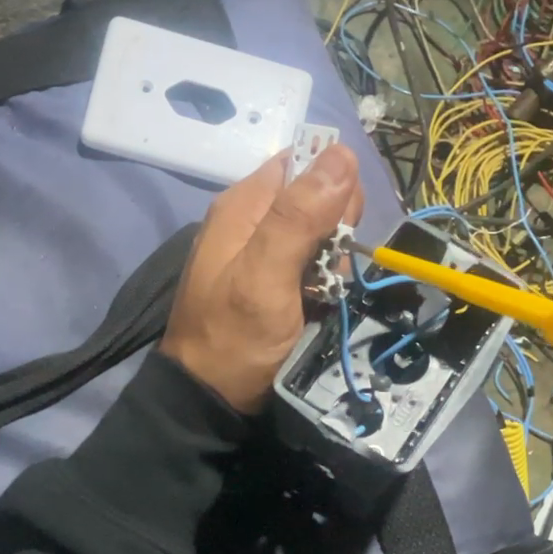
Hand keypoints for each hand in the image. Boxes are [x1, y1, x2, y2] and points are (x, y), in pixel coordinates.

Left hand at [159, 146, 362, 412]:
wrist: (211, 399)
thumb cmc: (234, 337)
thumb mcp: (264, 275)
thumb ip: (298, 217)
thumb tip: (341, 154)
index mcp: (244, 206)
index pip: (304, 163)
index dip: (332, 186)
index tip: (338, 226)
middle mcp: (254, 222)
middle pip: (319, 200)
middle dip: (336, 232)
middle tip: (324, 271)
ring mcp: (265, 256)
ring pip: (324, 237)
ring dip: (334, 265)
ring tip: (318, 296)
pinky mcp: (276, 285)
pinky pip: (316, 269)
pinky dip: (325, 286)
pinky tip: (318, 307)